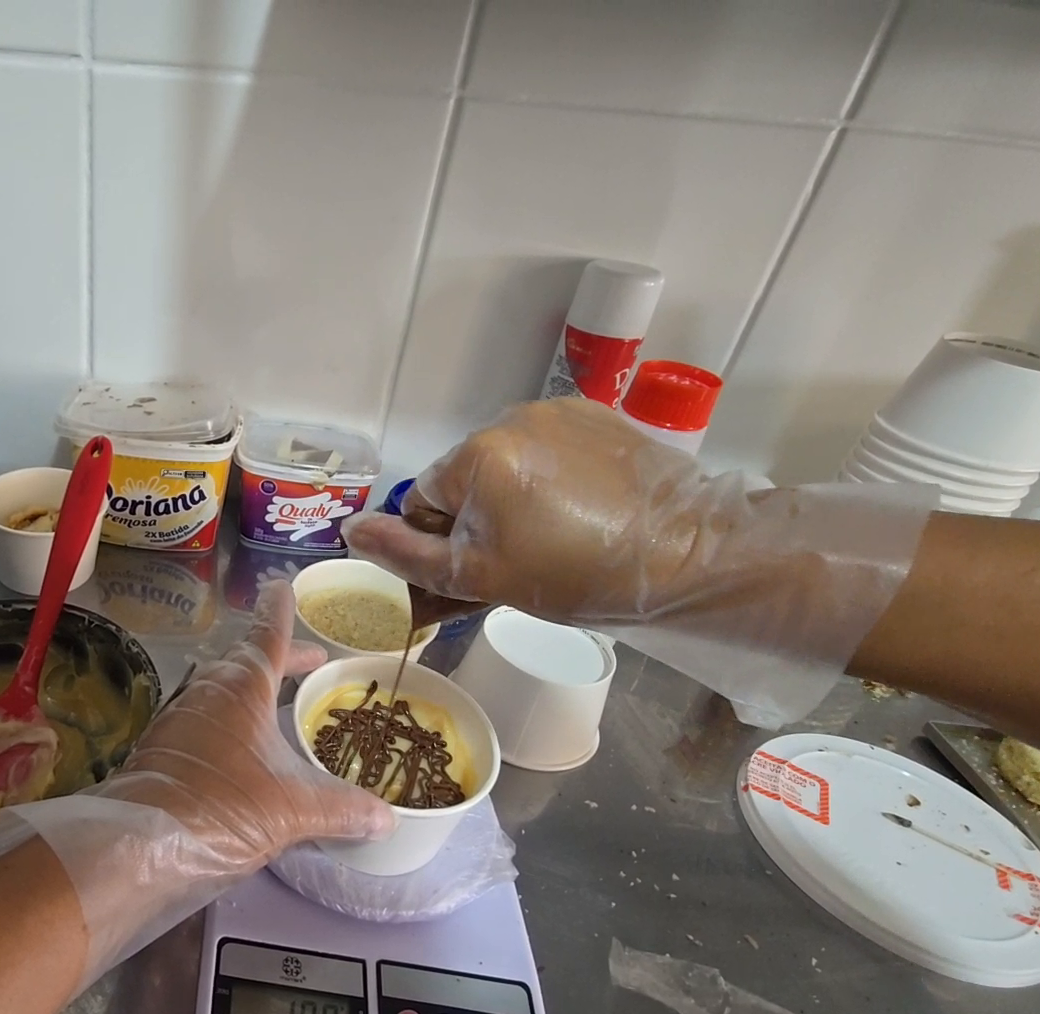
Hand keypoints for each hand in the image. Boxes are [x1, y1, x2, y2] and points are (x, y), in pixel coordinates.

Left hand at [100, 580, 394, 865]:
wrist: (135, 844)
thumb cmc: (220, 808)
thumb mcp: (292, 810)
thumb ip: (343, 809)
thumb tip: (390, 819)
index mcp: (241, 688)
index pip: (267, 636)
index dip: (280, 611)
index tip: (283, 585)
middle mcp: (207, 691)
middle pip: (248, 662)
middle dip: (282, 659)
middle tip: (312, 660)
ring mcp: (179, 717)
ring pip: (222, 689)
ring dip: (253, 690)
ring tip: (278, 704)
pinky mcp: (162, 748)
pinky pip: (204, 717)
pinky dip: (230, 720)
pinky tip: (241, 749)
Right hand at [344, 398, 710, 621]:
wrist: (689, 556)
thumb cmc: (574, 573)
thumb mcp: (479, 576)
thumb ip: (407, 554)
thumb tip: (350, 529)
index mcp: (475, 454)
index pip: (424, 499)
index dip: (448, 540)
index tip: (490, 564)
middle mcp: (508, 417)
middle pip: (464, 476)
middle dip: (481, 513)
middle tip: (527, 553)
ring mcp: (556, 410)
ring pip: (504, 461)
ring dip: (514, 491)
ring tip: (561, 529)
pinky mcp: (595, 413)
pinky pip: (546, 444)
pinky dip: (550, 472)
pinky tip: (584, 503)